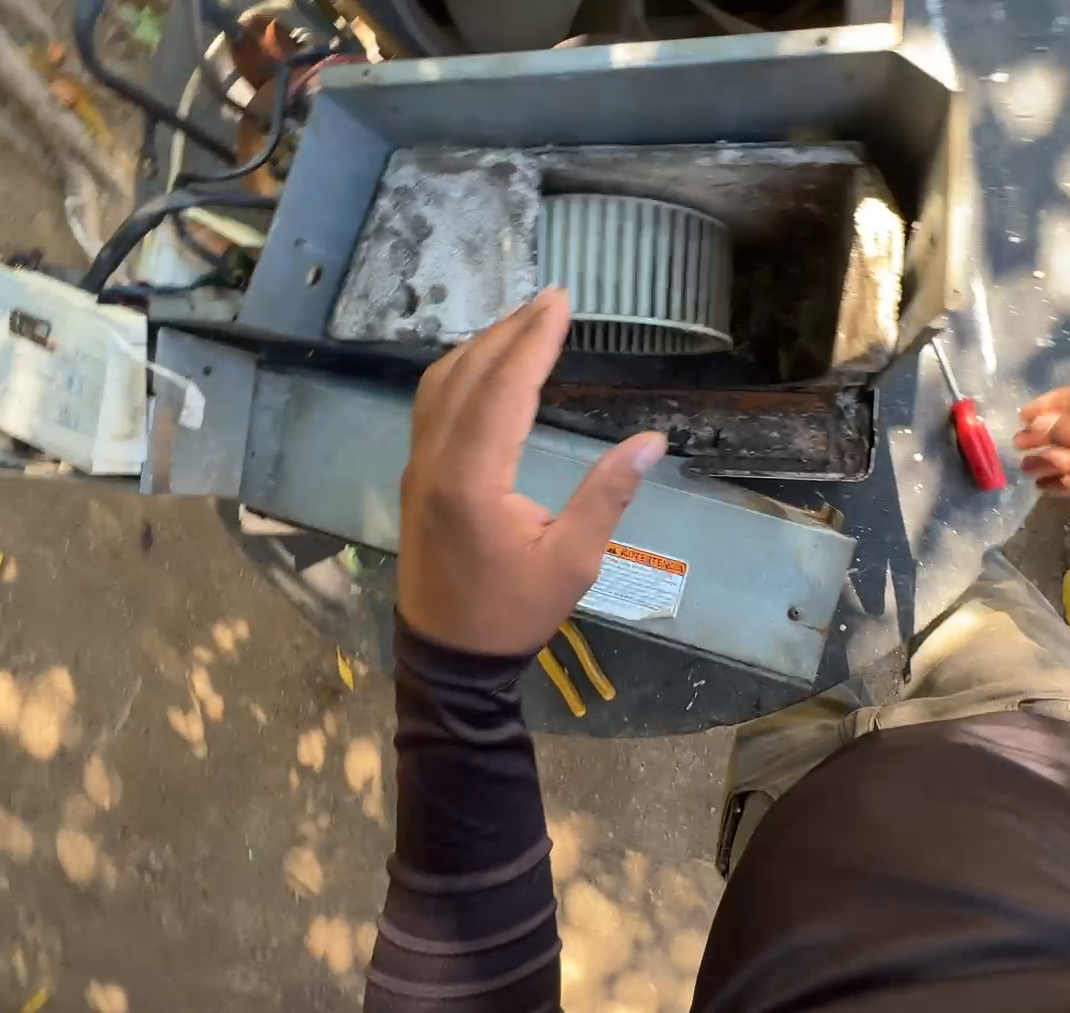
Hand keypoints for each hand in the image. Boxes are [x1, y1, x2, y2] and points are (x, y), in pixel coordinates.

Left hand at [398, 289, 668, 655]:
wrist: (449, 656)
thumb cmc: (513, 613)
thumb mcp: (573, 561)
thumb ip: (607, 494)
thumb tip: (652, 440)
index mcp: (471, 479)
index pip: (503, 389)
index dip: (534, 341)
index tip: (561, 302)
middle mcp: (434, 461)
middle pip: (468, 374)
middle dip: (510, 330)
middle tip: (550, 299)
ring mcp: (418, 468)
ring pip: (441, 385)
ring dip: (482, 347)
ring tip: (523, 324)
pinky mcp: (416, 478)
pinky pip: (432, 407)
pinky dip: (461, 373)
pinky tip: (485, 368)